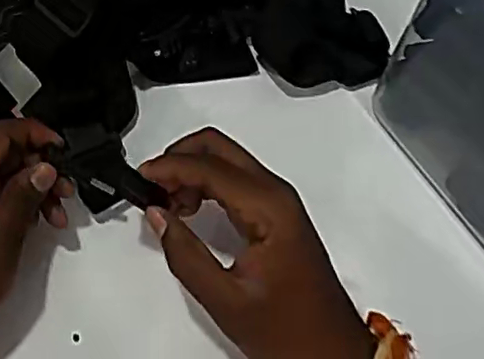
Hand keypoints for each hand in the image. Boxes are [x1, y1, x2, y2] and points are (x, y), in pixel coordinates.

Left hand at [0, 119, 74, 358]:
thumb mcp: (0, 239)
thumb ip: (23, 196)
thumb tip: (43, 167)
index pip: (4, 132)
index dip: (37, 134)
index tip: (61, 149)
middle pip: (7, 151)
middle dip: (40, 165)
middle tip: (64, 188)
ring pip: (5, 172)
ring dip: (34, 187)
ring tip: (56, 213)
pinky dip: (20, 202)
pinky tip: (38, 222)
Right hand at [141, 129, 374, 358]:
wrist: (338, 358)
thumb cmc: (297, 337)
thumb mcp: (228, 303)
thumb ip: (185, 255)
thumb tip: (158, 216)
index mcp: (269, 208)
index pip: (207, 166)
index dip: (169, 167)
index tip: (144, 176)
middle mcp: (276, 194)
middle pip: (216, 145)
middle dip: (179, 156)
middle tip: (154, 182)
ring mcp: (278, 200)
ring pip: (223, 157)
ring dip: (191, 169)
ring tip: (170, 202)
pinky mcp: (276, 210)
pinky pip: (233, 176)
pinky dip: (205, 181)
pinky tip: (190, 206)